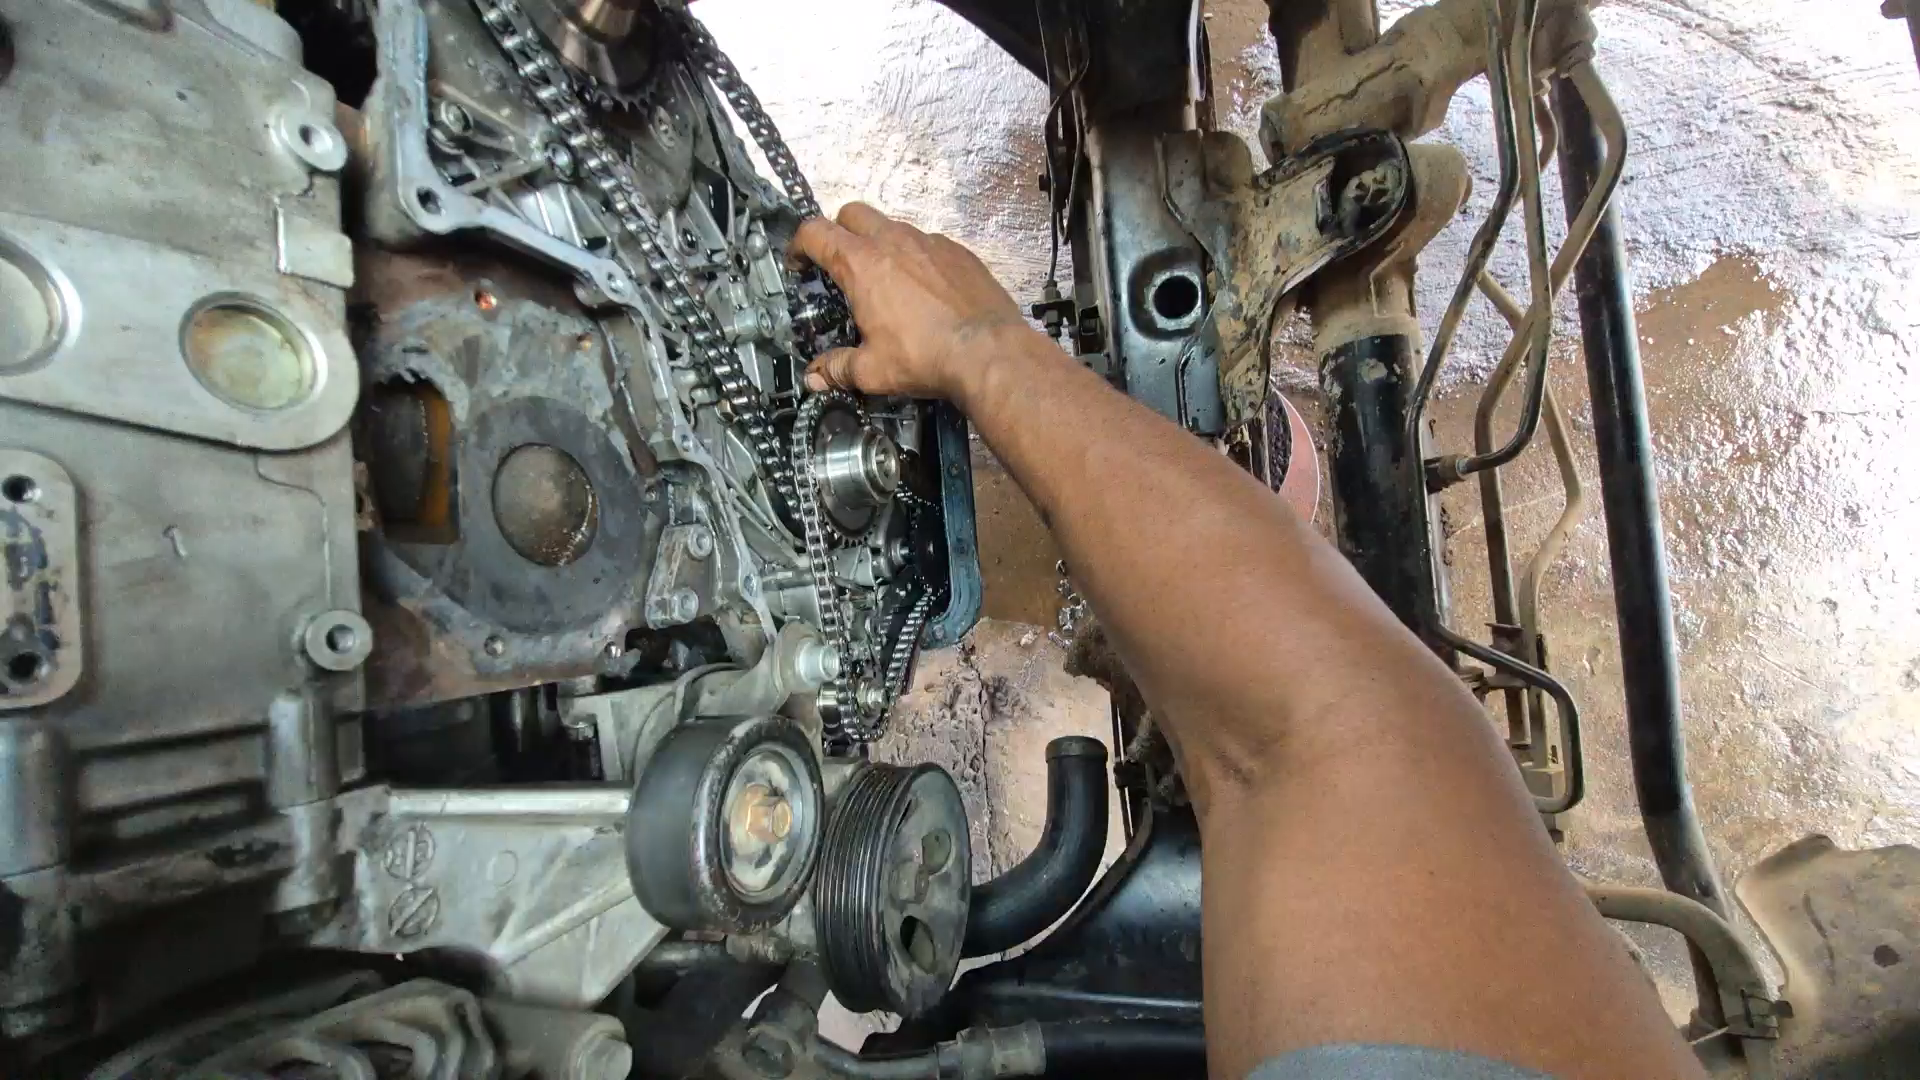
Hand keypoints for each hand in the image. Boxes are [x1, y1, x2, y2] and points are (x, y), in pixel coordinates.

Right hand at [792, 203, 1030, 400]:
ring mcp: (930, 242)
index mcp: (862, 264)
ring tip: (886, 281)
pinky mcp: (959, 252)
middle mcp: (894, 241)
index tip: (799, 262)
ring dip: (881, 245)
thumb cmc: (925, 358)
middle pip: (853, 214)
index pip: (816, 233)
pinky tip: (925, 290)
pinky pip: (929, 244)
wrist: (989, 352)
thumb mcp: (872, 370)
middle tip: (840, 266)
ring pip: (893, 226)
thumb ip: (838, 369)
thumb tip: (815, 378)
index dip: (799, 245)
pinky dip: (917, 258)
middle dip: (839, 233)